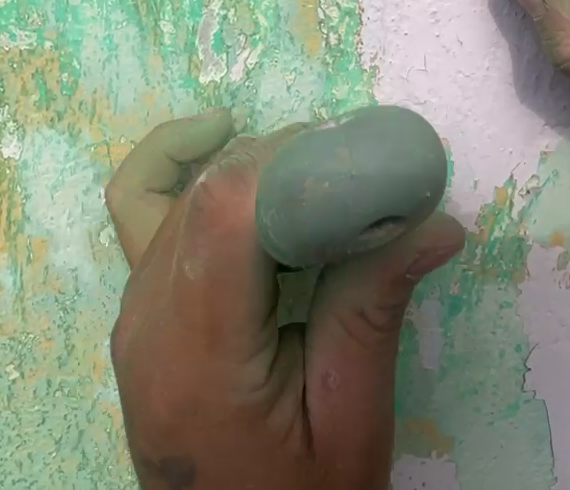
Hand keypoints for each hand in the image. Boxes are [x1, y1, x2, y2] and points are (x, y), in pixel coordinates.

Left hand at [105, 110, 464, 489]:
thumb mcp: (352, 419)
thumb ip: (373, 309)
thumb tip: (437, 223)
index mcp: (199, 356)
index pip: (223, 214)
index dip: (287, 162)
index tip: (353, 155)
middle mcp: (147, 322)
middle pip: (200, 195)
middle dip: (278, 159)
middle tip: (348, 161)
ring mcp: (133, 314)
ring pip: (169, 194)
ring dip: (240, 163)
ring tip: (305, 165)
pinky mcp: (137, 312)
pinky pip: (141, 213)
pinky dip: (179, 169)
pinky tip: (221, 150)